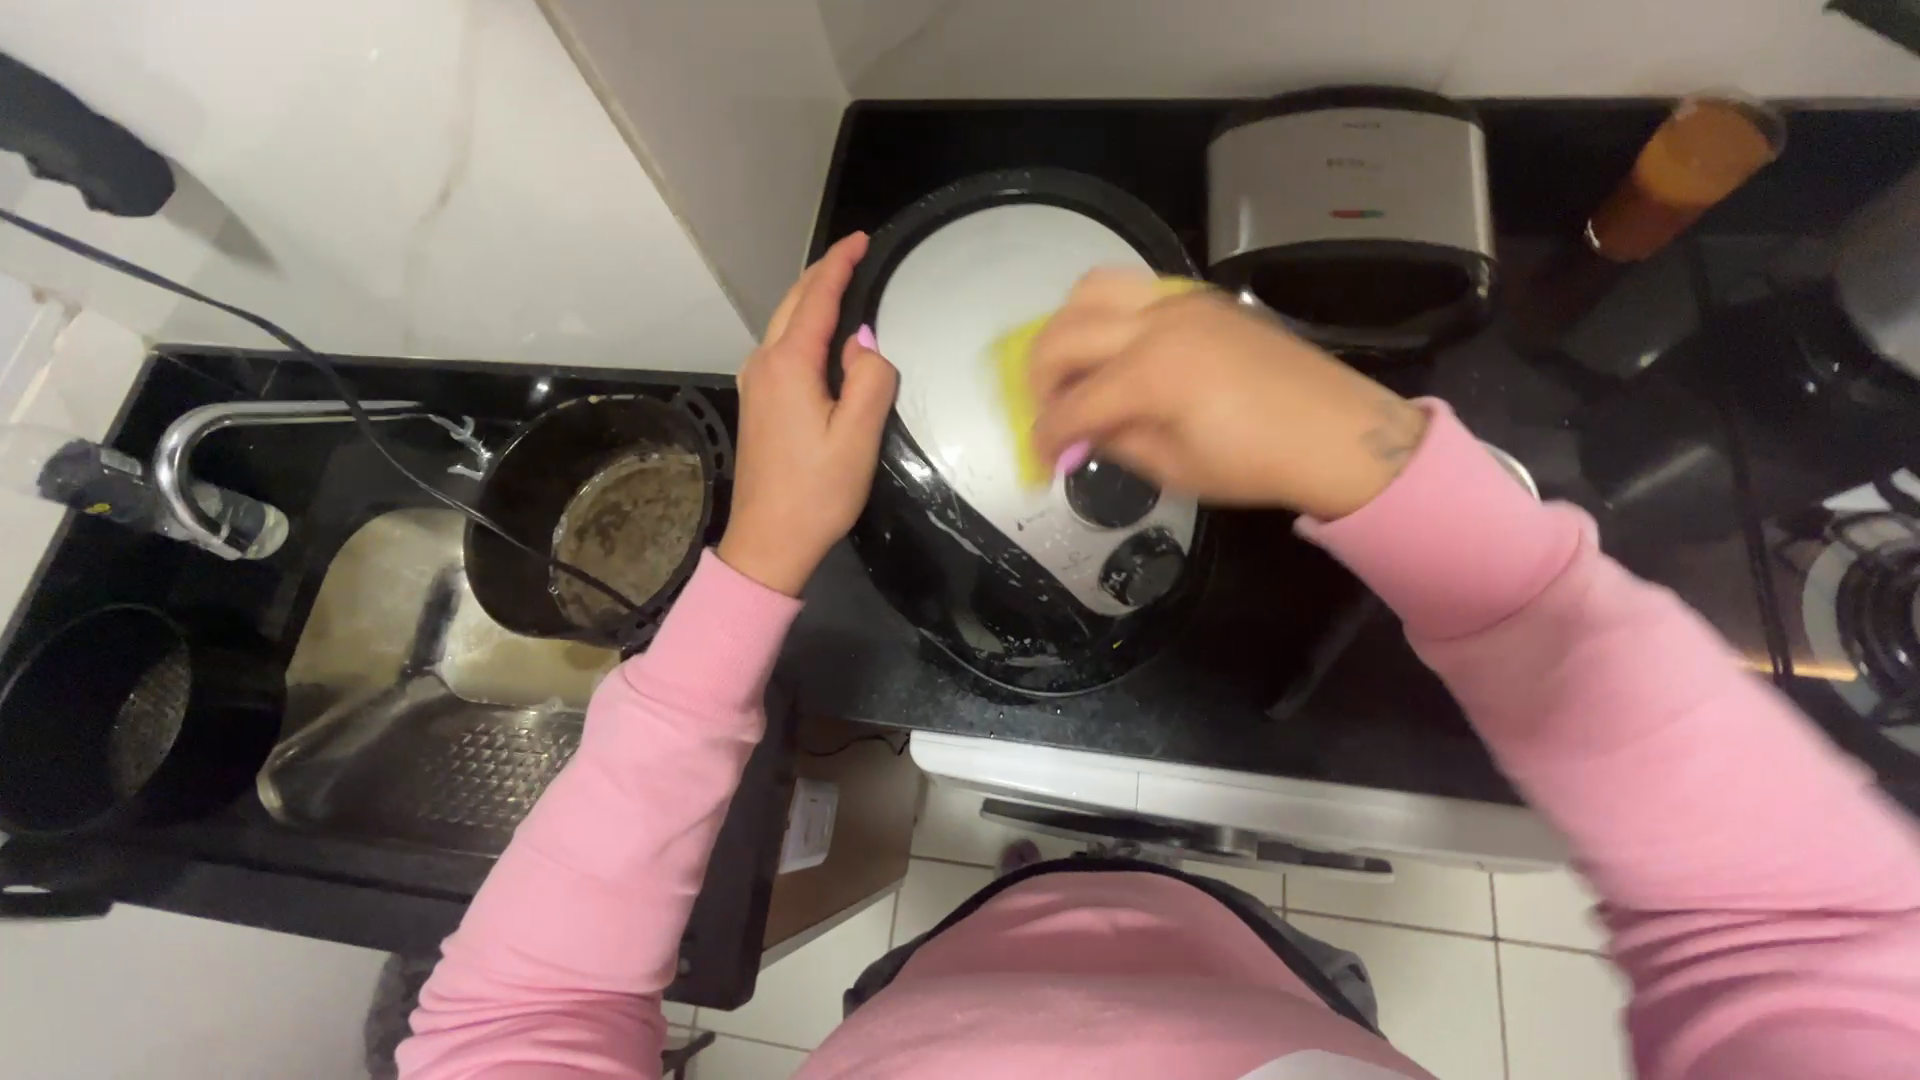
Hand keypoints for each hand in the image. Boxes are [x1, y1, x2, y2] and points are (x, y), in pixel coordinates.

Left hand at [718, 233, 897, 595]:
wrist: (769, 540)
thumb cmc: (817, 492)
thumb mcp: (858, 437)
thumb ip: (869, 380)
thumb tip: (865, 343)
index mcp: (788, 365)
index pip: (815, 298)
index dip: (839, 265)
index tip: (861, 240)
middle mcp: (763, 364)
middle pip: (792, 303)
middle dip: (823, 274)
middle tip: (855, 256)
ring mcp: (754, 384)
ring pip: (783, 324)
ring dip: (811, 300)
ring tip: (843, 286)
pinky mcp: (757, 403)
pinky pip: (780, 348)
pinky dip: (802, 328)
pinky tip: (820, 337)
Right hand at [1028, 270, 1427, 519]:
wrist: (1336, 432)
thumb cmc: (1255, 463)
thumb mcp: (1174, 469)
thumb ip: (1114, 442)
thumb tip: (1076, 436)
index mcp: (1151, 376)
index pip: (1070, 406)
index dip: (1044, 440)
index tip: (1042, 464)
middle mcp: (1156, 324)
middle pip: (1061, 337)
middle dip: (1039, 382)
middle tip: (1050, 416)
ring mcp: (1178, 301)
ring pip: (1088, 292)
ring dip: (1064, 332)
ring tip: (1073, 371)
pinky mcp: (1198, 298)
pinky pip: (1129, 290)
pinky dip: (1103, 316)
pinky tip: (1115, 353)